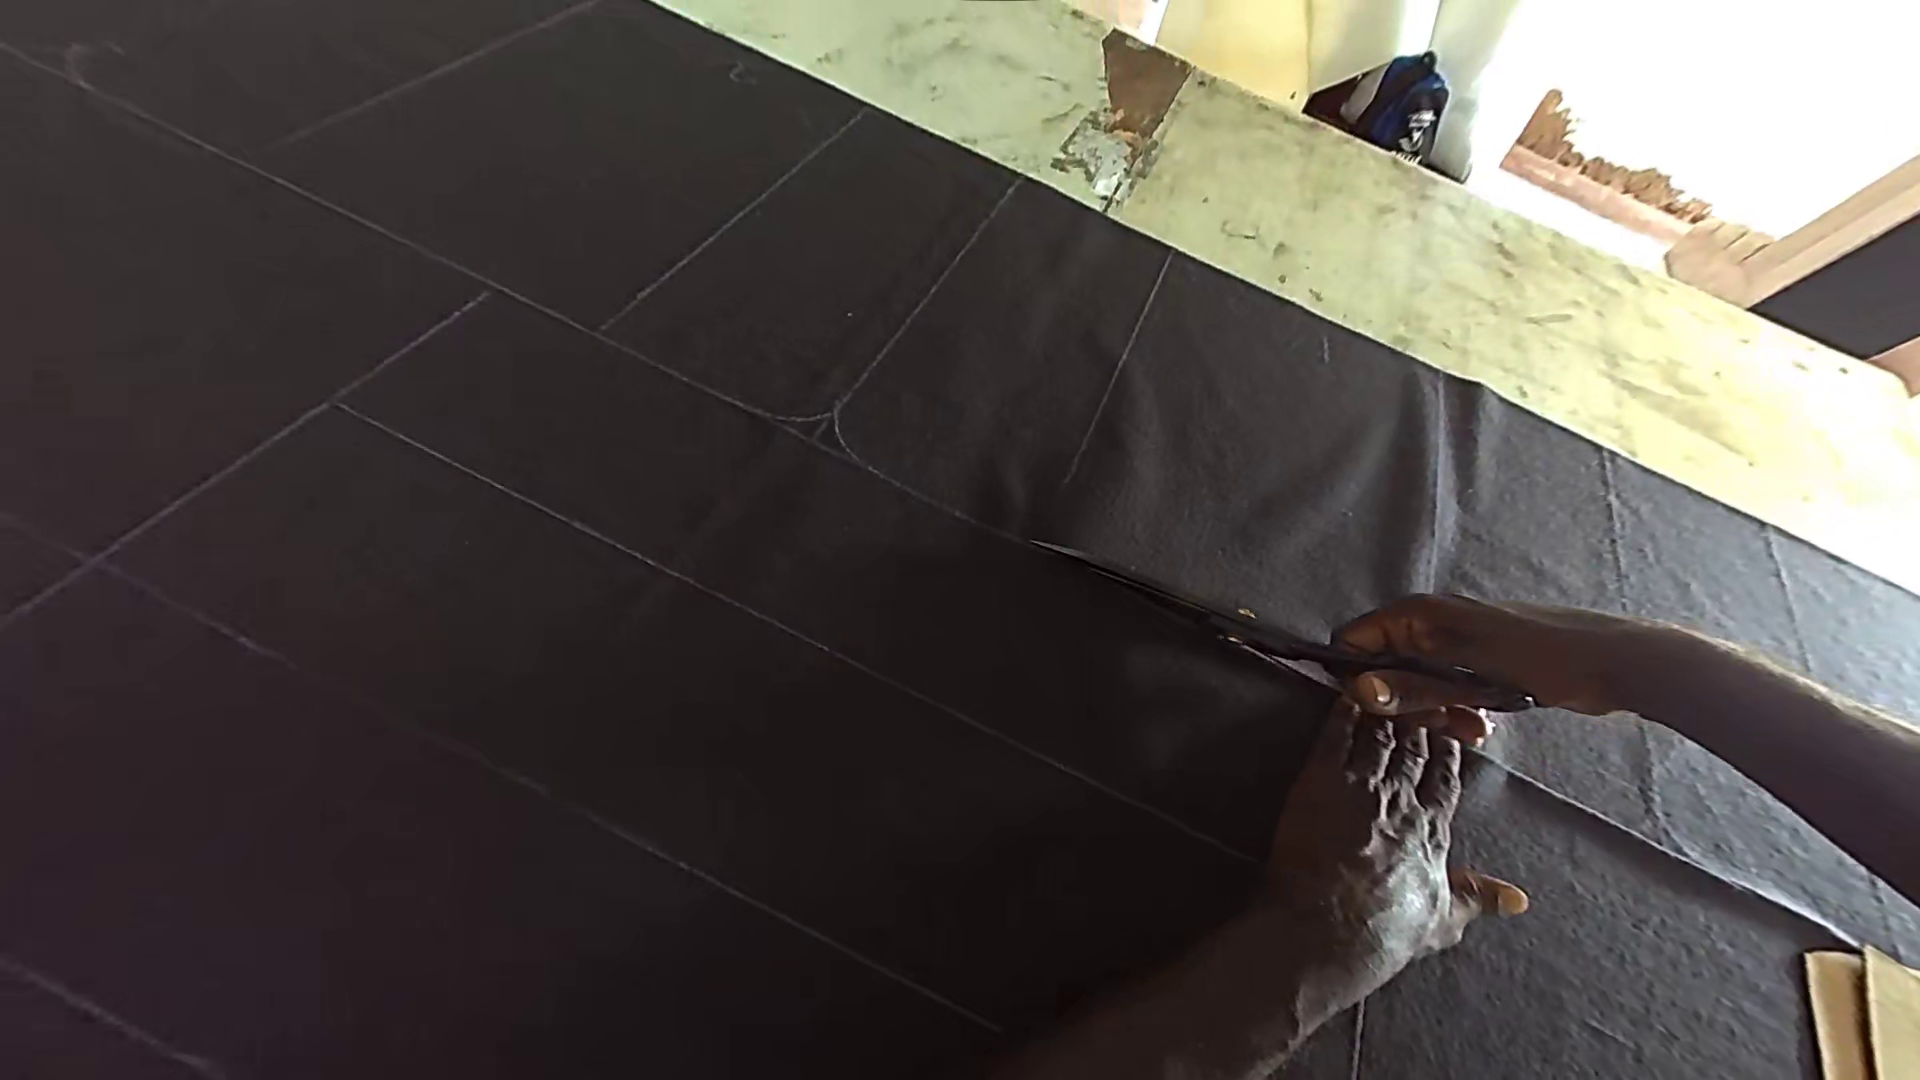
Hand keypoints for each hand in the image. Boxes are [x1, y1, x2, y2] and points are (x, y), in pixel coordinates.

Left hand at [1263, 701, 1526, 1007]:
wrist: (1332, 921)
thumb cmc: (1386, 927)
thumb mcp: (1442, 919)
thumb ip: (1475, 899)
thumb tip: (1518, 898)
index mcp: (1431, 830)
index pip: (1445, 780)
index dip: (1447, 753)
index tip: (1448, 731)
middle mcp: (1400, 800)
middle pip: (1413, 751)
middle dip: (1417, 721)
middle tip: (1418, 696)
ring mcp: (1360, 785)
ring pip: (1377, 737)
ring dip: (1382, 712)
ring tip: (1386, 690)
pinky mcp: (1321, 777)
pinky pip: (1335, 736)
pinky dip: (1342, 713)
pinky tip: (1346, 696)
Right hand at [1335, 594, 1665, 715]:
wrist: (1625, 662)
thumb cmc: (1544, 659)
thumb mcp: (1469, 678)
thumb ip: (1409, 685)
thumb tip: (1356, 693)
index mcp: (1414, 613)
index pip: (1352, 640)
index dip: (1355, 675)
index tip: (1379, 707)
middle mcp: (1424, 621)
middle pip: (1381, 662)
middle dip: (1401, 698)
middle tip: (1433, 722)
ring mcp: (1449, 638)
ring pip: (1411, 677)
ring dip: (1430, 707)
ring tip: (1464, 727)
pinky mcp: (1472, 657)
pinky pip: (1440, 682)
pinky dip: (1452, 705)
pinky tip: (1478, 724)